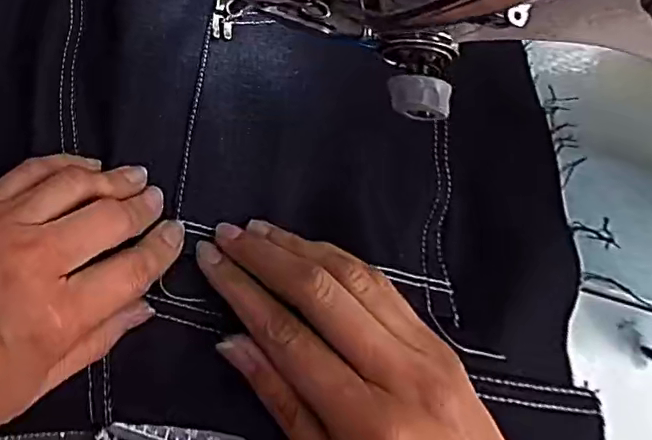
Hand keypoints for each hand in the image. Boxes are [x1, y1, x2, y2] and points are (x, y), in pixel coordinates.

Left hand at [0, 154, 184, 437]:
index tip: (175, 234)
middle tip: (158, 199)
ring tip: (136, 175)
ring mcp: (9, 223)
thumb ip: (94, 344)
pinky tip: (87, 166)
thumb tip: (142, 308)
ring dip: (115, 177)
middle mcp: (40, 260)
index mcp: (56, 317)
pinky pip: (38, 170)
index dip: (161, 248)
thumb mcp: (29, 389)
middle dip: (144, 207)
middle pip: (112, 218)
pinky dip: (70, 163)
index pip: (131, 270)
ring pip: (80, 184)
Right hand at [197, 220, 503, 439]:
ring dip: (298, 245)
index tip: (213, 261)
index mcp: (372, 424)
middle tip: (227, 233)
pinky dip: (338, 257)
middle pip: (319, 293)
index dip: (243, 293)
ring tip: (259, 230)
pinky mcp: (438, 339)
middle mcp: (401, 375)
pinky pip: (381, 283)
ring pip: (350, 275)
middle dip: (265, 257)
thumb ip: (283, 404)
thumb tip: (233, 343)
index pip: (290, 338)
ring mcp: (426, 351)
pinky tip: (310, 246)